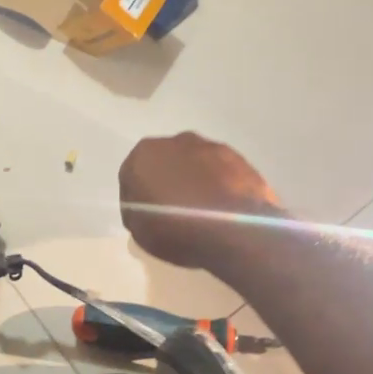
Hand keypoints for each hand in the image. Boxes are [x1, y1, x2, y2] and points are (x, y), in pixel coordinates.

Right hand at [119, 133, 284, 274]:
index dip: (139, 197)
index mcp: (143, 155)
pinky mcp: (239, 158)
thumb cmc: (176, 230)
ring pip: (196, 164)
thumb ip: (136, 212)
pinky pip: (221, 172)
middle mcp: (174, 141)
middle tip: (176, 210)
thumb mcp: (140, 231)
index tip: (147, 216)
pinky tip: (224, 208)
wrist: (233, 231)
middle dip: (169, 181)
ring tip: (204, 210)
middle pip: (166, 163)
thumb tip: (144, 209)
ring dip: (196, 180)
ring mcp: (209, 147)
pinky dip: (220, 185)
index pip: (133, 175)